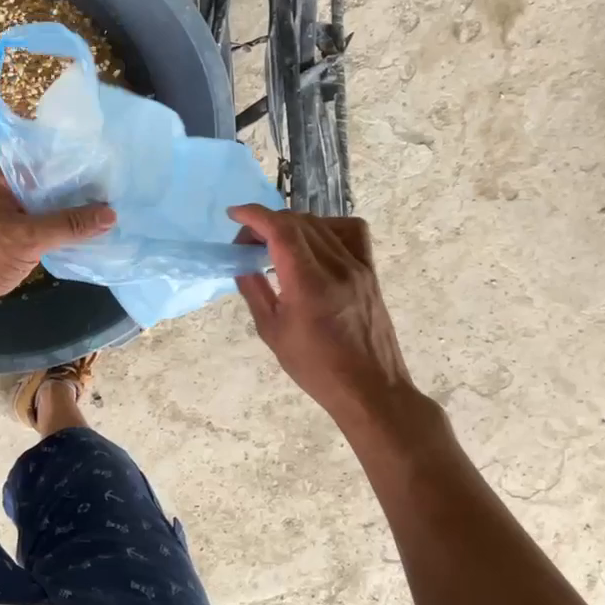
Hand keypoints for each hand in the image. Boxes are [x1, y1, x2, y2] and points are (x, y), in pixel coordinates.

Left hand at [0, 166, 115, 321]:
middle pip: (46, 187)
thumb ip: (69, 225)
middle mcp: (2, 192)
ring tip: (107, 211)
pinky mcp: (8, 238)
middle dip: (76, 193)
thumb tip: (110, 213)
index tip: (107, 169)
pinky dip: (58, 231)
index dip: (74, 166)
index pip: (43, 162)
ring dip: (68, 214)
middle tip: (115, 192)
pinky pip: (40, 228)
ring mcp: (5, 216)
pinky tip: (85, 234)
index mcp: (0, 179)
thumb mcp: (28, 238)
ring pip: (44, 209)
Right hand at [226, 206, 423, 430]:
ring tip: (276, 243)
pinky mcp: (370, 272)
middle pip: (298, 222)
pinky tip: (313, 244)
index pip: (282, 230)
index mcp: (309, 284)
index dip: (254, 216)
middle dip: (266, 223)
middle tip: (248, 244)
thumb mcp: (272, 331)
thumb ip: (254, 290)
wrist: (371, 389)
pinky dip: (326, 227)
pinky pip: (350, 232)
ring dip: (292, 225)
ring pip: (321, 224)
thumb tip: (242, 263)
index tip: (234, 215)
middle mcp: (337, 267)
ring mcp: (358, 267)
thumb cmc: (316, 367)